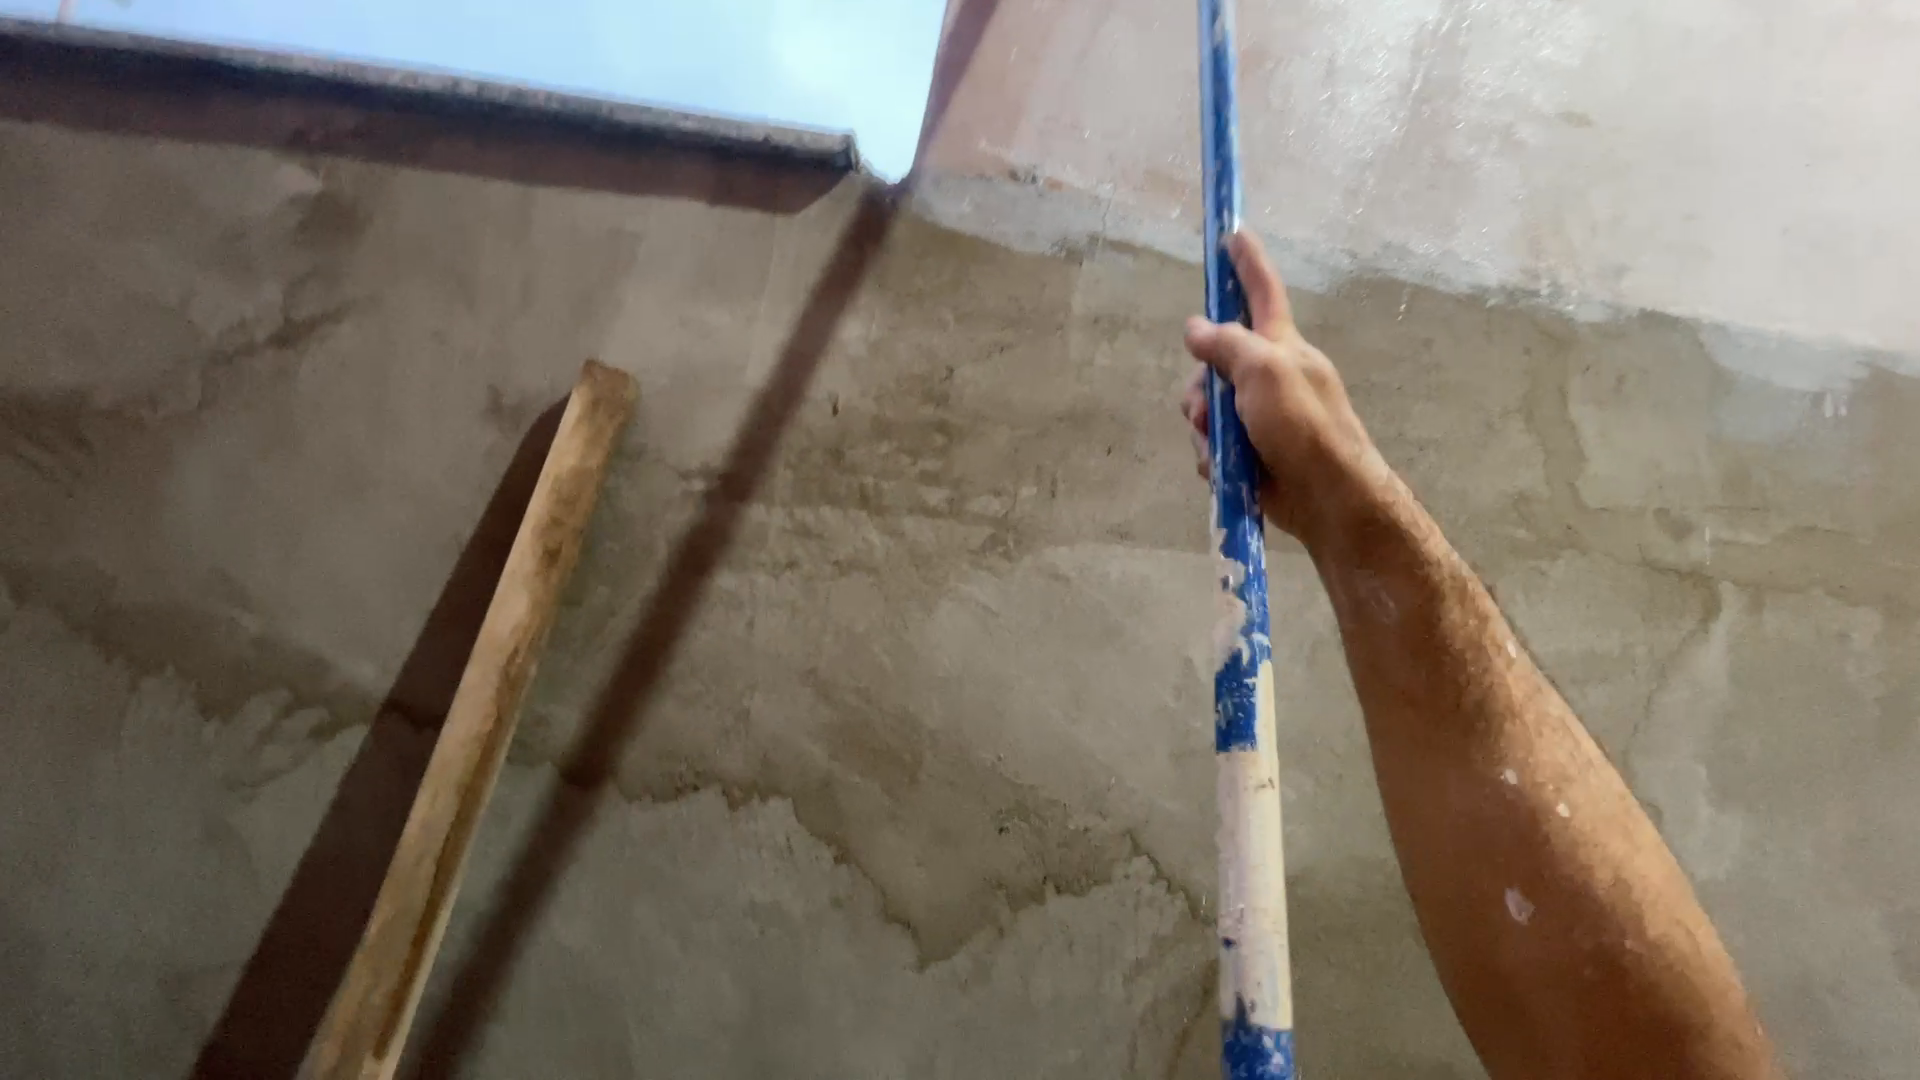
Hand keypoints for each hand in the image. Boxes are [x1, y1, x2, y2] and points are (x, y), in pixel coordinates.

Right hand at [1179, 231, 1390, 546]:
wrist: (1326, 496)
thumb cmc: (1304, 426)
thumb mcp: (1264, 372)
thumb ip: (1226, 345)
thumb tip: (1194, 327)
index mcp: (1280, 347)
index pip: (1261, 292)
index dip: (1247, 263)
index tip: (1232, 233)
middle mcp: (1268, 375)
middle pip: (1214, 363)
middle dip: (1200, 386)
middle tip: (1206, 409)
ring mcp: (1257, 415)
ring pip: (1205, 408)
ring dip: (1204, 427)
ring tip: (1222, 445)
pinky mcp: (1248, 451)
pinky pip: (1212, 444)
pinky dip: (1212, 455)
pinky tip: (1226, 467)